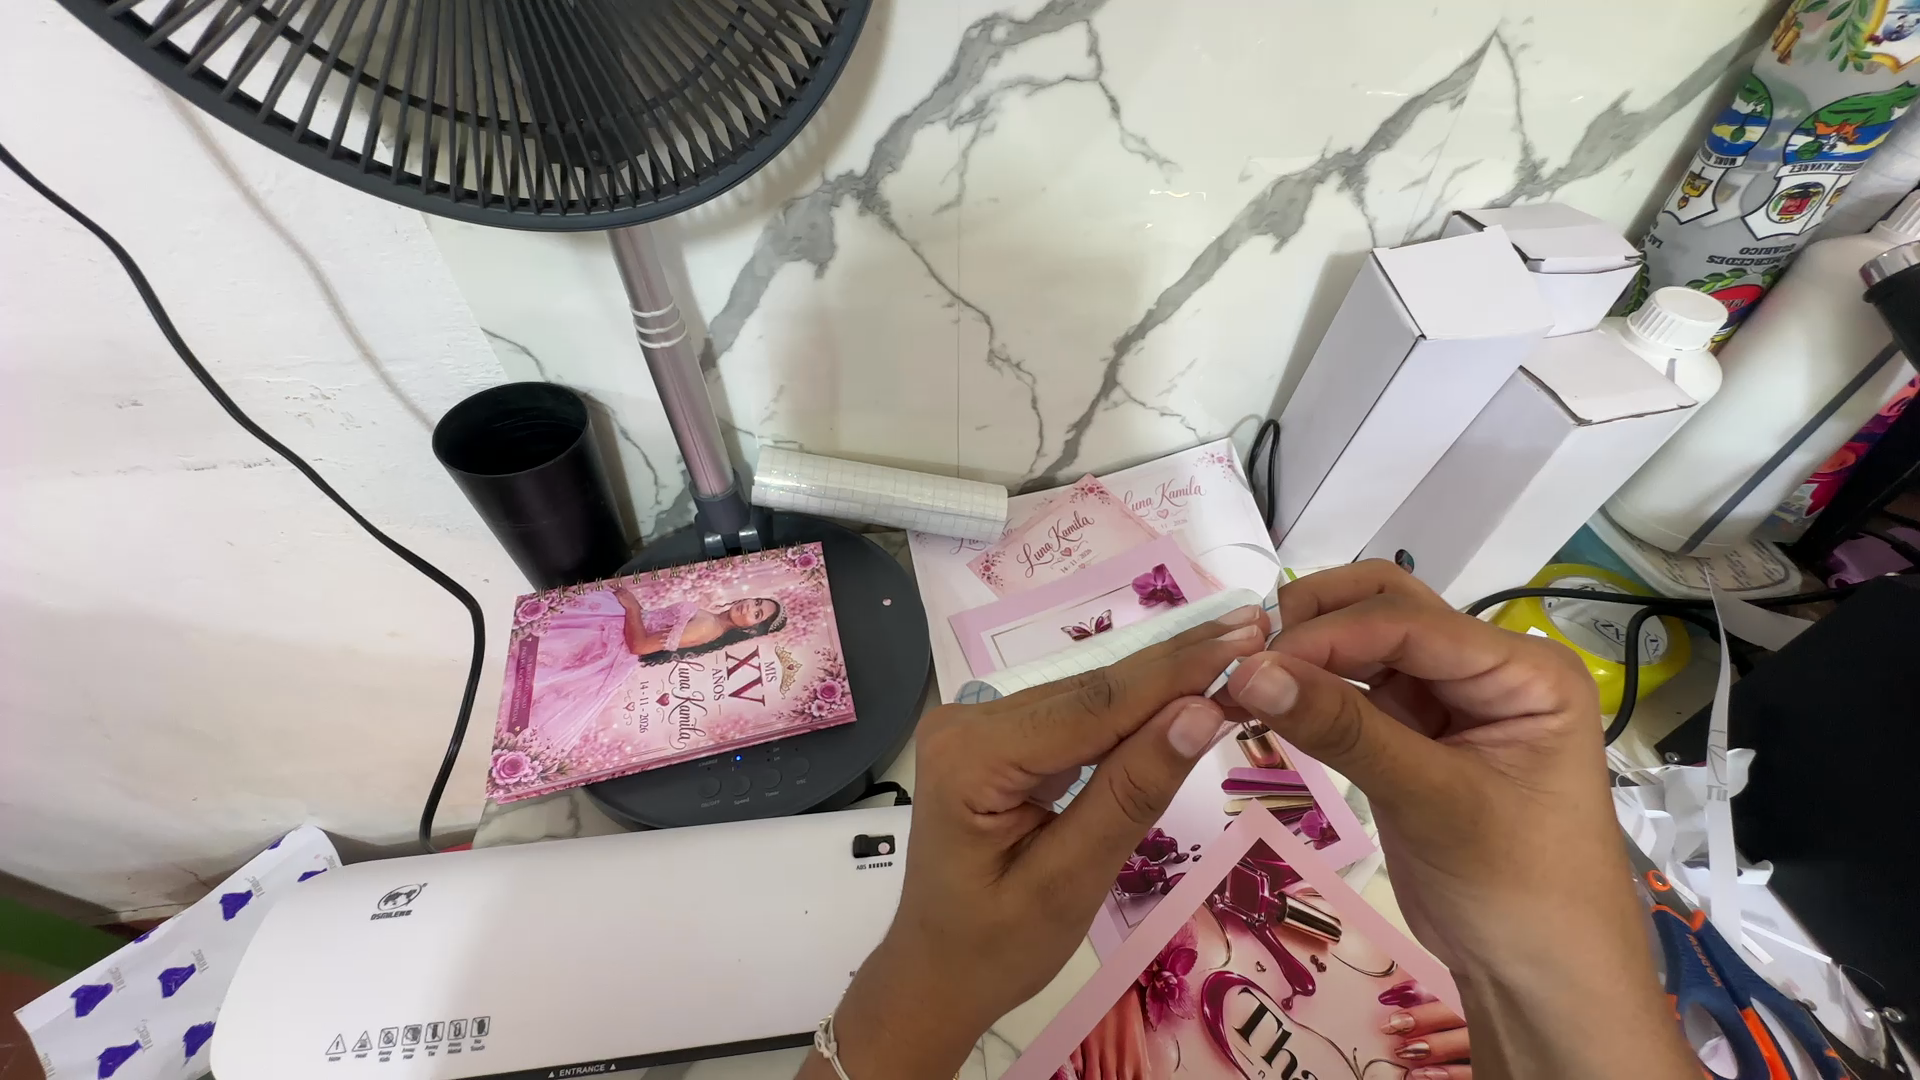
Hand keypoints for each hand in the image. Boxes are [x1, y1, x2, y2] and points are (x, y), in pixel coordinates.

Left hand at [799, 606, 1267, 1079]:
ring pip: (1082, 694)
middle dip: (1174, 663)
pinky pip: (1069, 713)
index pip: (1092, 704)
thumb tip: (1199, 713)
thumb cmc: (996, 949)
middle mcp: (966, 720)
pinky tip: (1174, 688)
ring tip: (1228, 651)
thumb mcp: (1071, 883)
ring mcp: (974, 723)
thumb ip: (1131, 793)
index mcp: (972, 756)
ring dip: (1157, 678)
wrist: (934, 971)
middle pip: (1088, 689)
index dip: (1174, 672)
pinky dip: (1126, 706)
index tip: (1246, 639)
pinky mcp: (991, 734)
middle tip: (1252, 626)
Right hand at [1222, 561, 1692, 1078]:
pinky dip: (1307, 687)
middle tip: (1251, 659)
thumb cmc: (1514, 889)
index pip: (1407, 620)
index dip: (1326, 636)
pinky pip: (1350, 684)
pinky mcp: (1409, 724)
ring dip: (1303, 652)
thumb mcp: (1430, 802)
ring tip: (1246, 682)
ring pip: (1360, 639)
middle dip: (1314, 622)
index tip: (1252, 666)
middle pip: (1383, 606)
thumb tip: (1247, 672)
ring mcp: (1445, 693)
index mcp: (1521, 669)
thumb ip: (1341, 729)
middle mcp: (1483, 665)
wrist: (1537, 978)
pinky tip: (1267, 703)